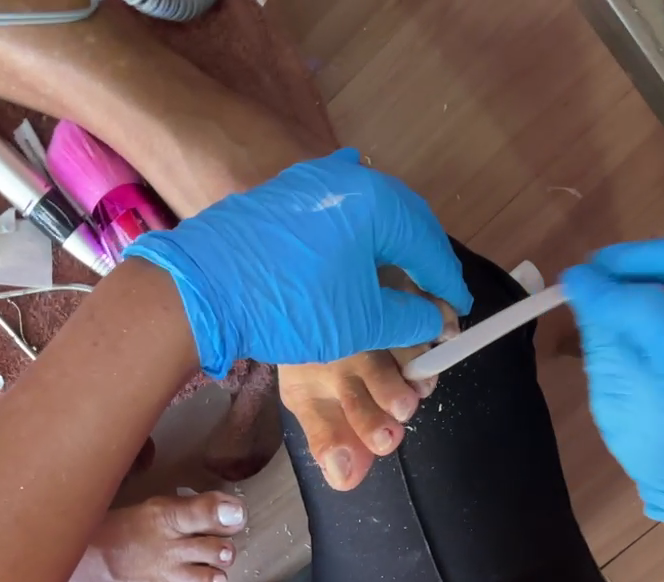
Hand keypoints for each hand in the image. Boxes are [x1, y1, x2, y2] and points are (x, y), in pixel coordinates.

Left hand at [126, 149, 472, 377]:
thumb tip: (435, 319)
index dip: (448, 282)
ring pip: (368, 218)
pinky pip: (336, 219)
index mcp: (377, 199)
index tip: (459, 312)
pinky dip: (354, 245)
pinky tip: (355, 263)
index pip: (429, 243)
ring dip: (388, 253)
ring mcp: (310, 182)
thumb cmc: (293, 304)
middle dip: (421, 263)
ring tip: (397, 287)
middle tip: (433, 299)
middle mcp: (348, 177)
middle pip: (402, 223)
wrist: (204, 289)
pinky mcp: (281, 198)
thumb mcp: (361, 321)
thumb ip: (409, 319)